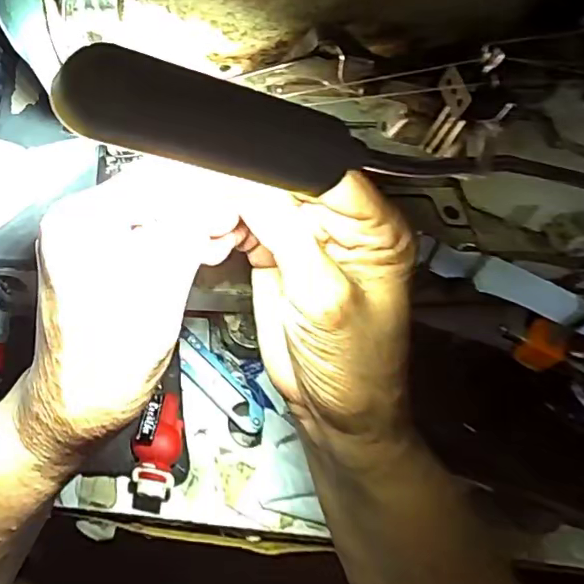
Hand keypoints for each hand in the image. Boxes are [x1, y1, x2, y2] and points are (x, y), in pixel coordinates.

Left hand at [17, 162, 242, 471]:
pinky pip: (140, 227)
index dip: (204, 190)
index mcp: (79, 223)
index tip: (236, 198)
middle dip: (199, 202)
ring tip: (222, 235)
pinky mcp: (92, 250)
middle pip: (150, 189)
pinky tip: (198, 245)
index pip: (154, 181)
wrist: (73, 408)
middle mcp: (72, 220)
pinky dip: (173, 234)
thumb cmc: (101, 372)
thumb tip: (215, 203)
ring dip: (191, 217)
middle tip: (235, 218)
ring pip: (150, 207)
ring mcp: (80, 234)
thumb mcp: (160, 297)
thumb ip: (187, 238)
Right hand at [234, 171, 419, 464]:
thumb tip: (249, 186)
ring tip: (212, 233)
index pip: (321, 171)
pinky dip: (219, 230)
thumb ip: (287, 235)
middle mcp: (337, 225)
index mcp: (370, 227)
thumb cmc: (356, 368)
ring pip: (253, 198)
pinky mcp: (274, 252)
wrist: (333, 413)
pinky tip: (213, 243)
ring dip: (225, 211)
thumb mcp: (323, 297)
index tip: (239, 177)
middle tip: (216, 210)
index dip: (277, 170)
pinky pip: (238, 223)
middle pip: (280, 181)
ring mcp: (302, 237)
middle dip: (242, 191)